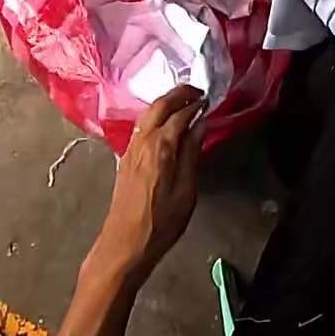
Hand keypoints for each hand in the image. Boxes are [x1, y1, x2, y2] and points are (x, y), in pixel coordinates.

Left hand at [87, 85, 204, 288]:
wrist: (124, 245)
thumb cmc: (161, 222)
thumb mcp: (187, 190)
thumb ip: (192, 154)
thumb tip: (200, 125)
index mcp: (160, 148)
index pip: (181, 114)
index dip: (196, 104)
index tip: (210, 99)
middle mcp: (142, 142)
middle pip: (160, 105)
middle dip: (179, 93)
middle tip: (198, 90)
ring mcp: (130, 149)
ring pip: (148, 114)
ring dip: (167, 102)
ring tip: (186, 101)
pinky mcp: (126, 158)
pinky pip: (143, 126)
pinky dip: (158, 115)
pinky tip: (168, 122)